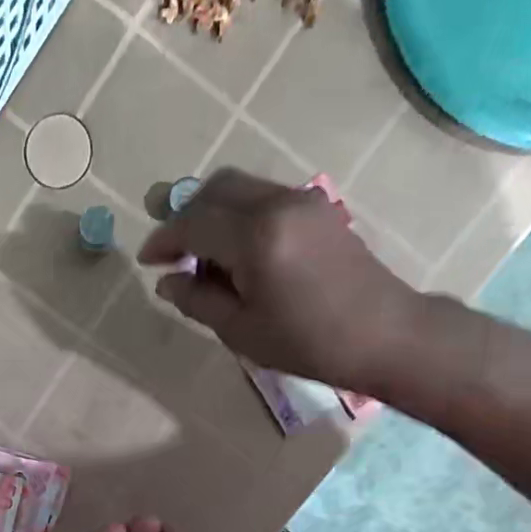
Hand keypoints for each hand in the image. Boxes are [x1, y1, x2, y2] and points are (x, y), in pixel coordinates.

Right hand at [138, 168, 435, 393]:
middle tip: (169, 249)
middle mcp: (277, 204)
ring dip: (211, 212)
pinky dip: (238, 214)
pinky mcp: (318, 208)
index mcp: (255, 237)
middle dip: (185, 215)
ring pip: (240, 188)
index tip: (147, 260)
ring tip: (200, 255)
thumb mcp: (241, 330)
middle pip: (216, 189)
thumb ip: (198, 300)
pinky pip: (264, 197)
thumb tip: (167, 281)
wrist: (383, 334)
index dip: (164, 239)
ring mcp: (302, 200)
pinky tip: (235, 250)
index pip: (193, 224)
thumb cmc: (306, 343)